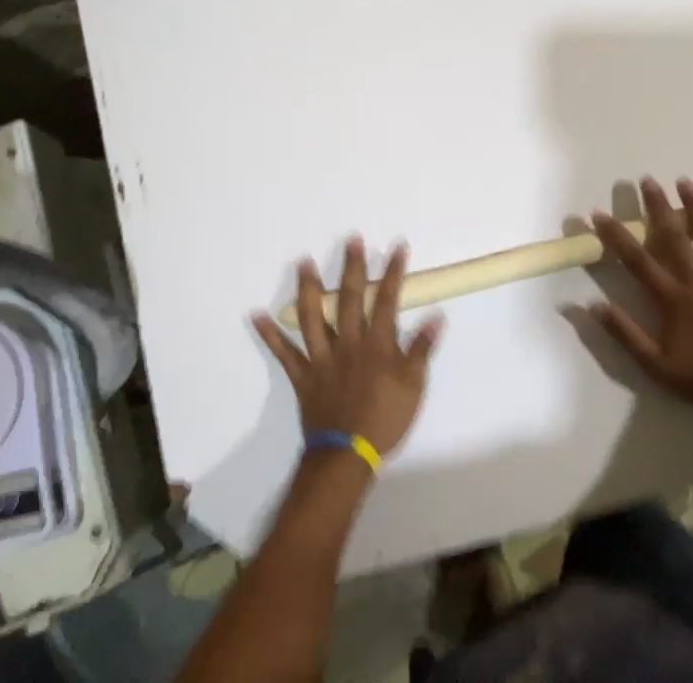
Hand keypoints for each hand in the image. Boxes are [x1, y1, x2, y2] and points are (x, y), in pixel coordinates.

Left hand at [253, 238, 444, 455]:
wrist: (348, 452)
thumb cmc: (386, 419)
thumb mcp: (413, 386)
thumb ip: (421, 349)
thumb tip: (435, 317)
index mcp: (377, 345)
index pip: (387, 301)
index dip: (392, 273)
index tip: (396, 247)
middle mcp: (348, 343)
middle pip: (350, 299)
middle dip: (352, 268)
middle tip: (351, 240)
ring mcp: (322, 357)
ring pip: (313, 316)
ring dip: (308, 288)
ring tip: (304, 262)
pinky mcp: (303, 374)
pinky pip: (283, 352)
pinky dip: (269, 335)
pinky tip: (256, 315)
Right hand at [589, 177, 692, 415]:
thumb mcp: (654, 364)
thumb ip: (625, 333)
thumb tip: (594, 306)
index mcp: (671, 298)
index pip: (636, 260)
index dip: (615, 236)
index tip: (599, 214)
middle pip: (673, 237)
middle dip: (657, 207)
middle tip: (647, 180)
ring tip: (686, 183)